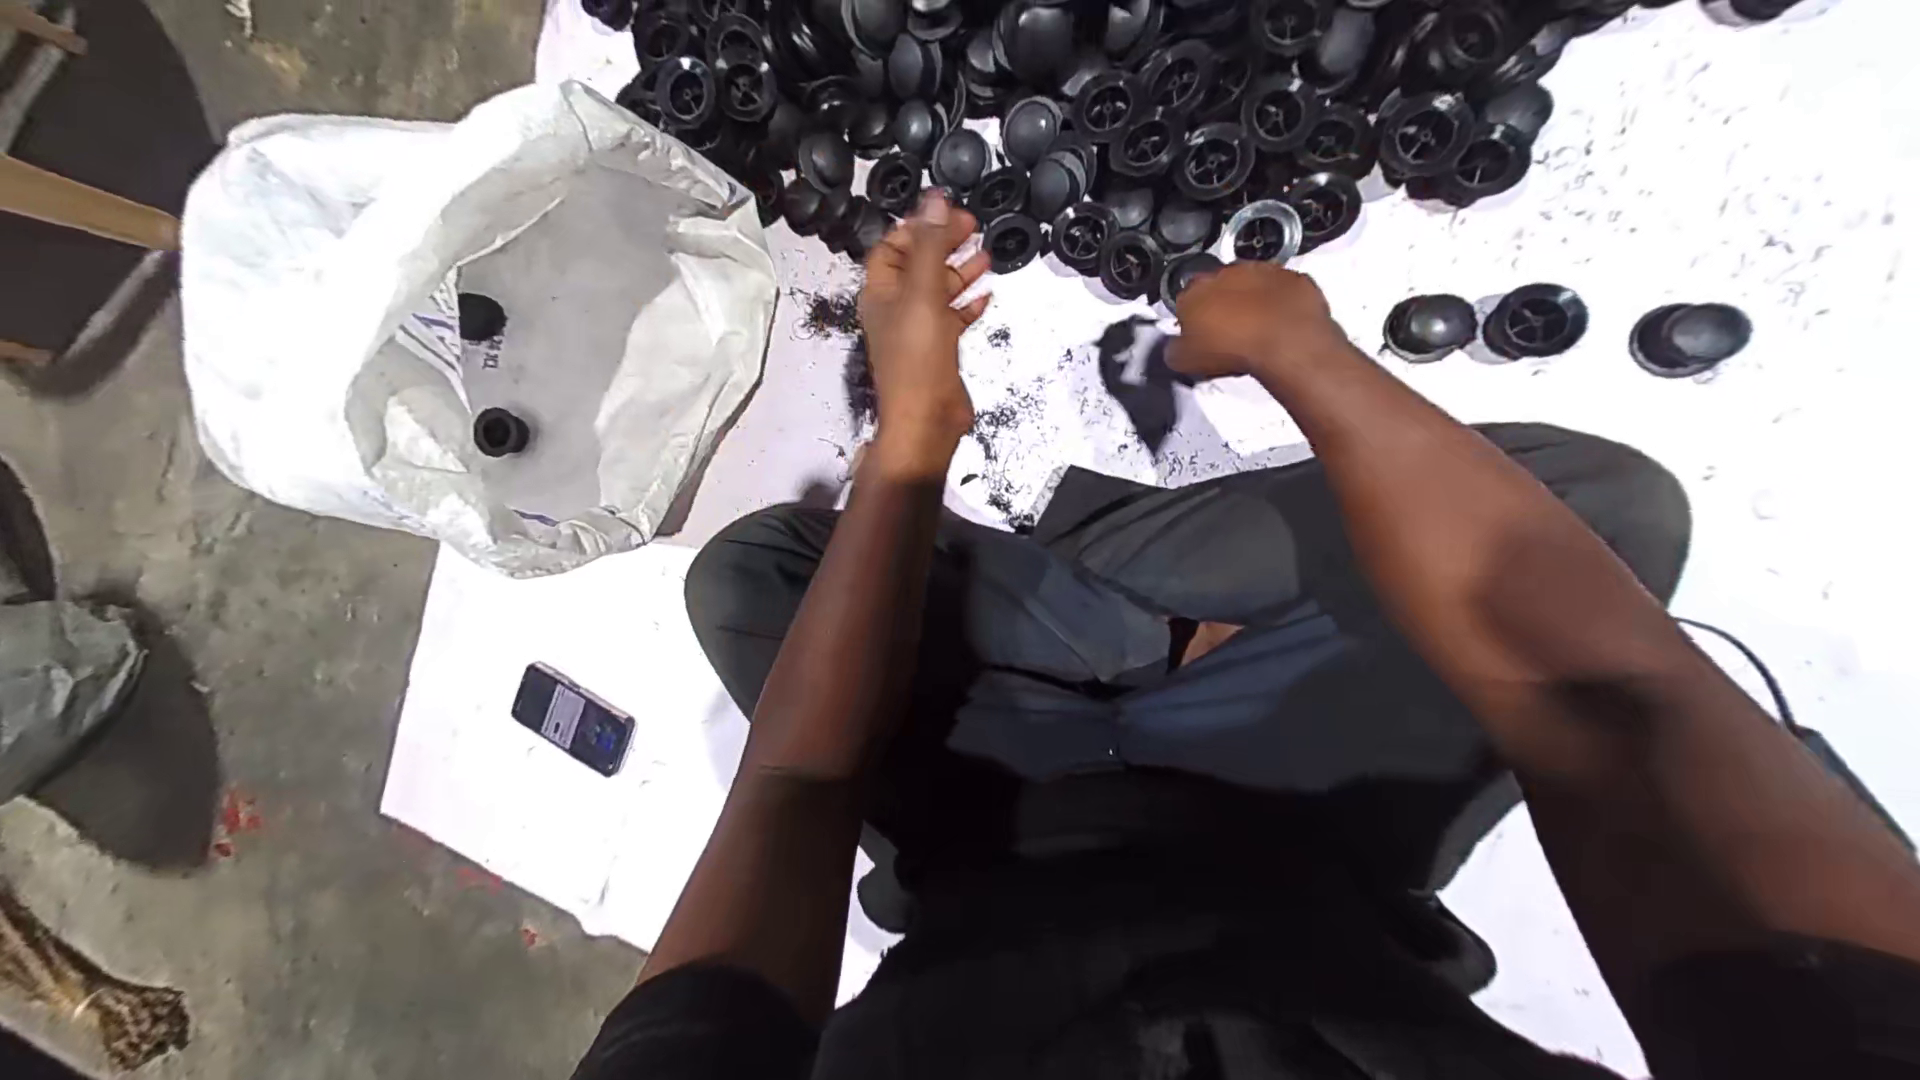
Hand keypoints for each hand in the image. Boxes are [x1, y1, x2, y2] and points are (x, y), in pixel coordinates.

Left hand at [859, 191, 991, 478]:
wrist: (927, 420)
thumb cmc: (917, 362)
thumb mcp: (922, 295)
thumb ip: (929, 247)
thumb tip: (934, 201)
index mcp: (881, 294)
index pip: (892, 248)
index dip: (916, 228)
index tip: (944, 213)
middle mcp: (896, 310)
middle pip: (917, 266)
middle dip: (942, 244)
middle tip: (970, 227)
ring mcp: (918, 332)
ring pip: (938, 292)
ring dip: (959, 272)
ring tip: (983, 254)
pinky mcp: (939, 352)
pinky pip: (953, 319)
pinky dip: (968, 305)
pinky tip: (985, 296)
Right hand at [1167, 261, 1351, 380]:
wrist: (1285, 342)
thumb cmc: (1230, 349)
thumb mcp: (1183, 361)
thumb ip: (1173, 349)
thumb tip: (1175, 347)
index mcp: (1193, 291)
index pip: (1183, 301)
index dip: (1190, 321)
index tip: (1197, 337)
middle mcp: (1225, 272)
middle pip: (1217, 288)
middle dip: (1220, 306)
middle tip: (1226, 334)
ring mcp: (1262, 270)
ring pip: (1249, 284)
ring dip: (1249, 301)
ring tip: (1254, 330)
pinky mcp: (1292, 277)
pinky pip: (1281, 289)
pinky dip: (1278, 302)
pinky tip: (1278, 323)